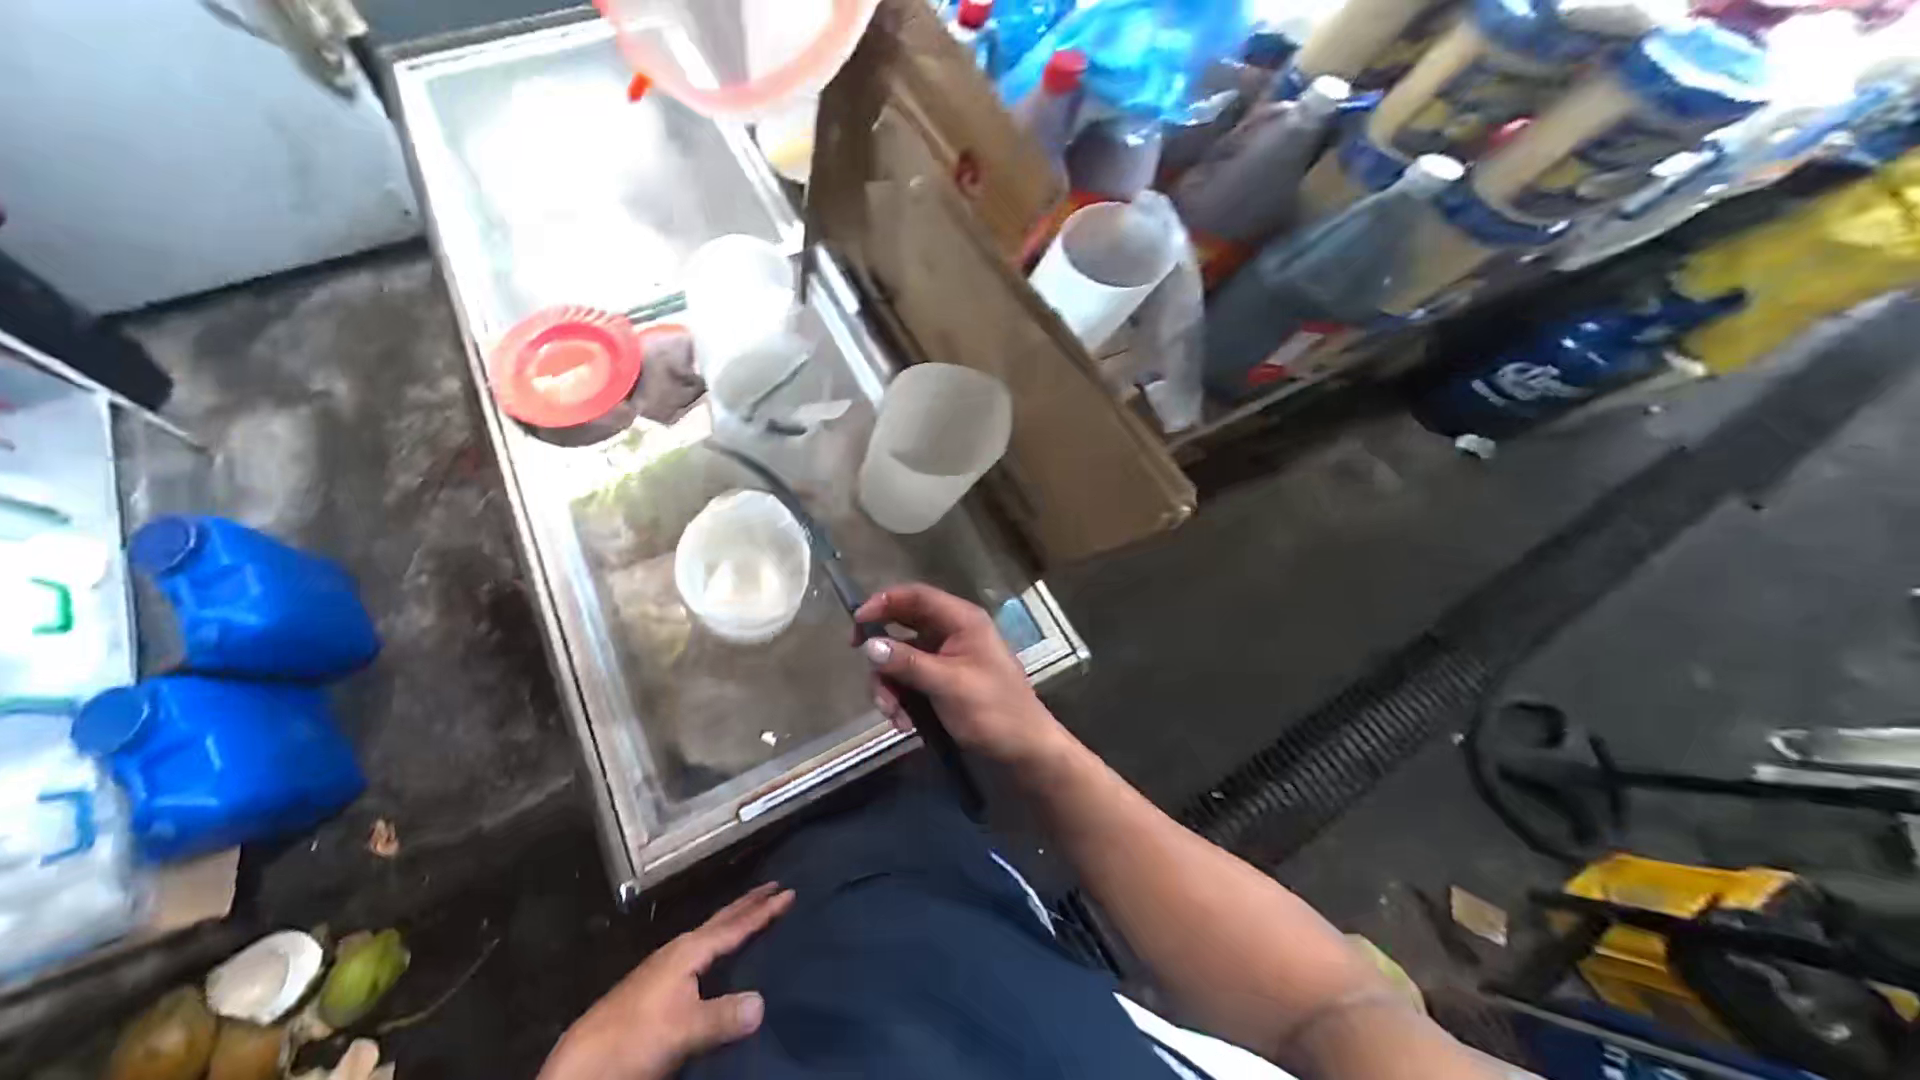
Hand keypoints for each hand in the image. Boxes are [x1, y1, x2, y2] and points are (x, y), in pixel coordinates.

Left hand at [539, 883, 794, 1079]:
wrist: (580, 1067)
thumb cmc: (633, 1040)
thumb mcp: (683, 1031)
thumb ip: (723, 1015)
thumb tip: (763, 1003)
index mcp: (688, 952)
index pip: (735, 926)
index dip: (763, 911)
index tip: (789, 892)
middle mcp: (678, 951)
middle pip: (720, 921)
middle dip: (748, 904)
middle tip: (774, 886)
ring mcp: (663, 967)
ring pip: (708, 934)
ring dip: (732, 920)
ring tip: (750, 911)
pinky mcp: (656, 985)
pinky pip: (699, 949)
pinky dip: (717, 940)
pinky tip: (714, 954)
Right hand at [855, 584, 1072, 768]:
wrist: (1025, 750)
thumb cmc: (994, 710)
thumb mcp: (948, 685)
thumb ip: (907, 662)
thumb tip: (869, 645)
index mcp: (962, 620)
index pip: (916, 596)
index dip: (883, 603)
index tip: (857, 624)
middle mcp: (952, 633)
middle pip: (902, 630)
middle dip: (884, 660)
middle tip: (873, 683)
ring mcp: (947, 659)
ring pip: (901, 660)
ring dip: (891, 688)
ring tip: (895, 716)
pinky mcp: (943, 683)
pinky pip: (910, 682)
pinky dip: (902, 700)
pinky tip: (905, 724)